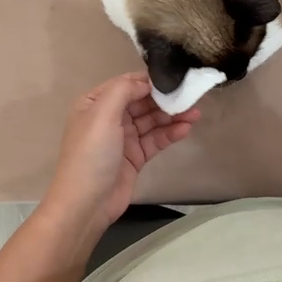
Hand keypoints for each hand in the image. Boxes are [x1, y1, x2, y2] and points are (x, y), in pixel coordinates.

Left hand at [41, 72, 199, 231]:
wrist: (87, 202)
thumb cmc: (91, 154)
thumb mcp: (102, 114)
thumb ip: (123, 91)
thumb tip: (146, 82)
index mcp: (95, 103)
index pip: (126, 84)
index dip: (149, 81)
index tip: (174, 78)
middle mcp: (108, 118)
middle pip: (142, 102)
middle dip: (165, 98)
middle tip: (191, 96)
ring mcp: (123, 138)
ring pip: (151, 121)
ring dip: (172, 116)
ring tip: (195, 113)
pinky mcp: (135, 157)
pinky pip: (155, 140)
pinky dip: (170, 134)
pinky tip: (186, 129)